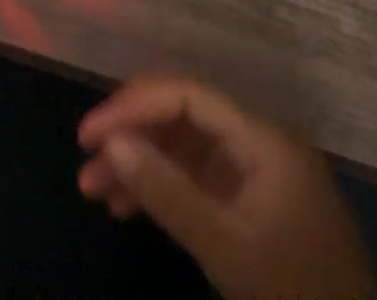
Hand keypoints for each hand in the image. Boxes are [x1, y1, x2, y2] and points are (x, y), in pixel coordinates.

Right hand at [78, 77, 376, 299]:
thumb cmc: (291, 290)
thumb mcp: (223, 245)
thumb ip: (166, 190)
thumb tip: (111, 142)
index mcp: (264, 141)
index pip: (186, 97)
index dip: (132, 107)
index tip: (89, 136)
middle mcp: (260, 144)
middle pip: (182, 118)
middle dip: (130, 136)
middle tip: (86, 164)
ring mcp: (257, 174)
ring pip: (183, 148)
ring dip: (138, 164)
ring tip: (94, 193)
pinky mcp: (252, 201)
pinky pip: (195, 177)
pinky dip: (160, 186)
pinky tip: (126, 208)